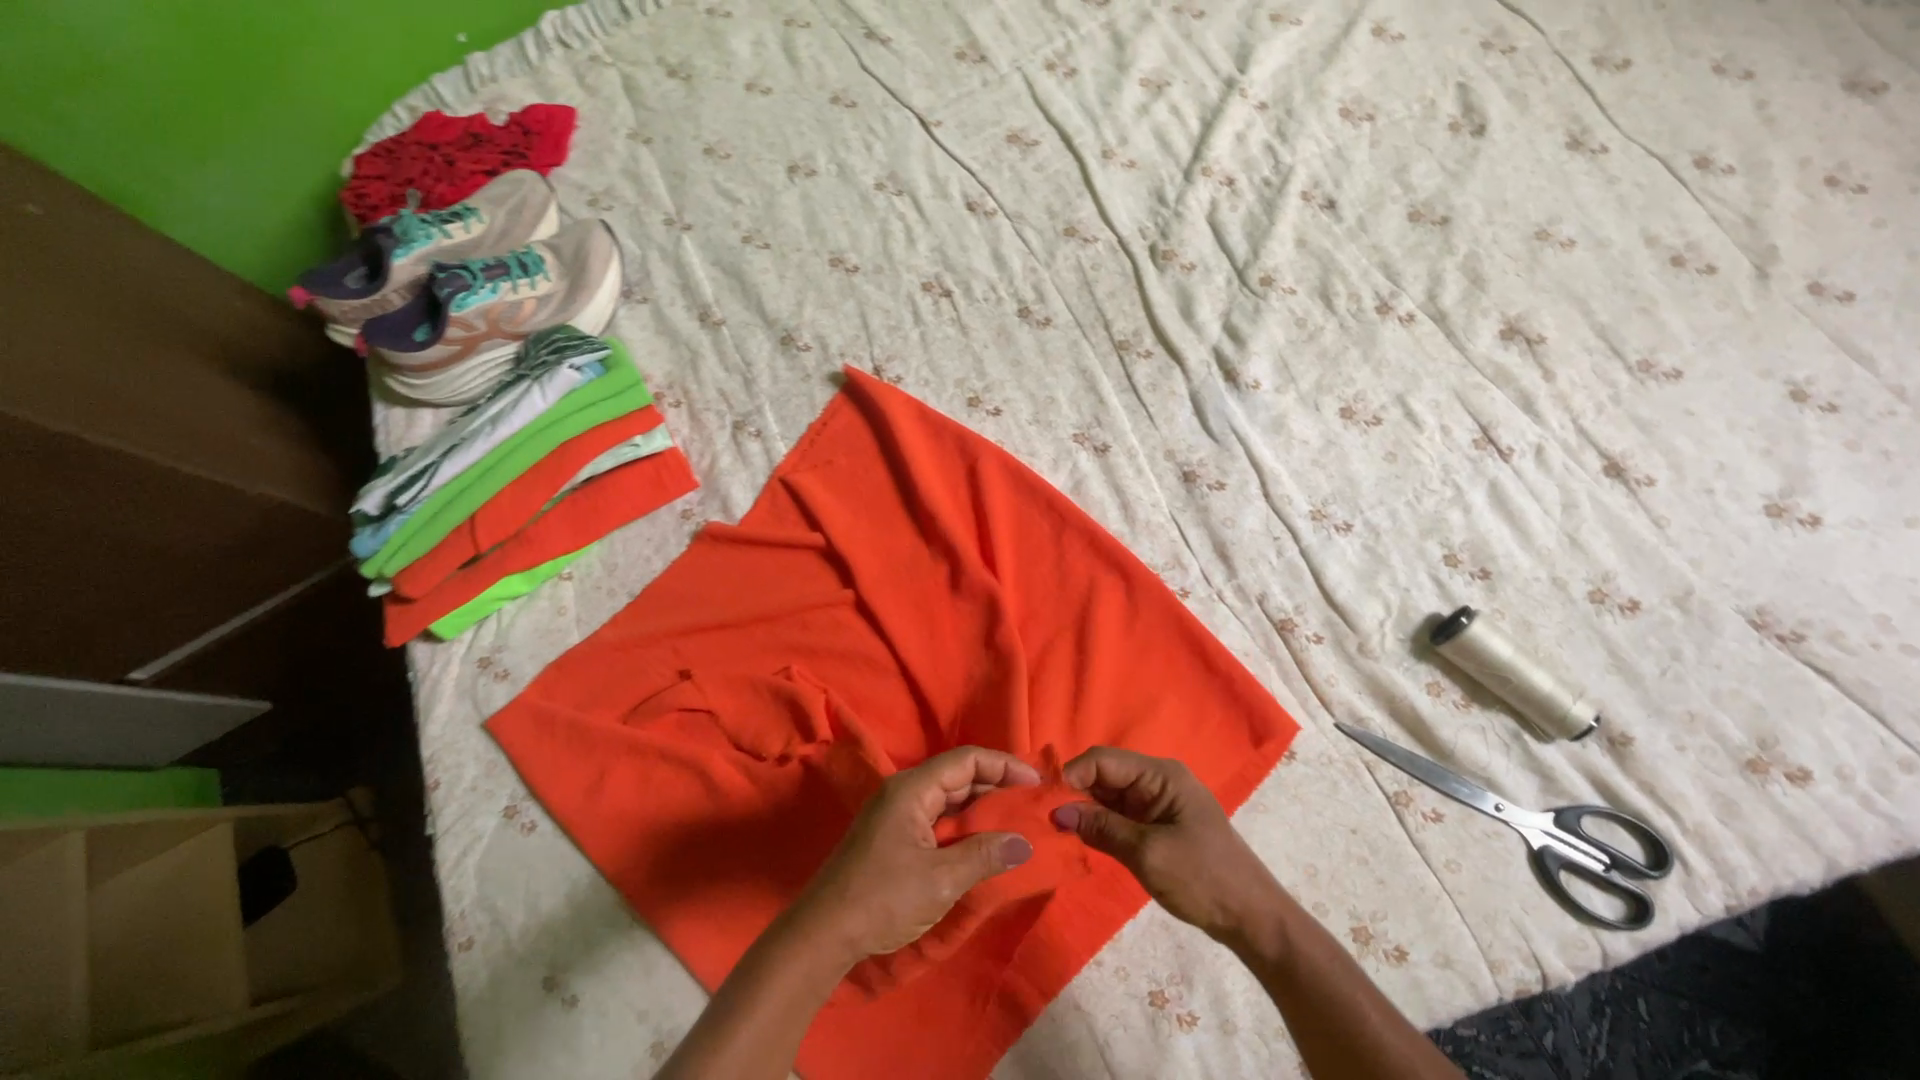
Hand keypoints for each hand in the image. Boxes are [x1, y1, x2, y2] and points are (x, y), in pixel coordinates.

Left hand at [792, 747, 1040, 965]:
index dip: (1004, 765)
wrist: (824, 933)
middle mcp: (904, 793)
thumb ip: (984, 855)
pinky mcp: (894, 838)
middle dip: (997, 788)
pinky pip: (937, 821)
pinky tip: (986, 846)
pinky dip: (964, 828)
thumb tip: (1024, 842)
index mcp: (912, 790)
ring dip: (982, 810)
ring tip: (1018, 826)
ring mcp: (897, 816)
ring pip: (949, 800)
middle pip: (958, 777)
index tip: (1037, 782)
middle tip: (1033, 806)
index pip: (966, 760)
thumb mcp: (941, 879)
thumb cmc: (882, 899)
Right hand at [1050, 747, 1284, 945]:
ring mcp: (1156, 805)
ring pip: (1106, 797)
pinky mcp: (1155, 827)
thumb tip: (1058, 811)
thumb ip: (1102, 827)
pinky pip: (1117, 817)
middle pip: (1103, 776)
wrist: (1250, 917)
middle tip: (1041, 819)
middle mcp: (1156, 782)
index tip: (1045, 802)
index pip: (1104, 760)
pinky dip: (1097, 825)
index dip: (1072, 775)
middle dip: (1073, 793)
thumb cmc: (1203, 878)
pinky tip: (1076, 839)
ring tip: (1051, 830)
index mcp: (1161, 776)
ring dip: (1082, 810)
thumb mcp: (1148, 853)